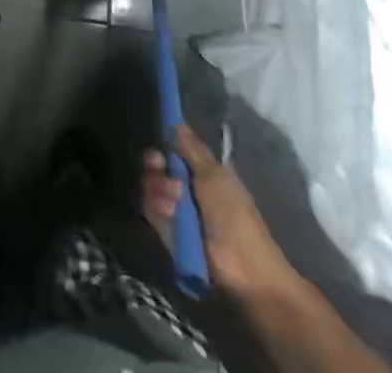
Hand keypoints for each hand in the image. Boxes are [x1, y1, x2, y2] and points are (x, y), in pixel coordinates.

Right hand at [140, 124, 301, 298]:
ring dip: (159, 191)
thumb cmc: (235, 217)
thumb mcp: (215, 177)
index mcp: (203, 172)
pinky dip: (157, 209)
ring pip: (150, 186)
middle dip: (156, 168)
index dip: (164, 147)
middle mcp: (186, 187)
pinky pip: (150, 209)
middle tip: (160, 171)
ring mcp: (175, 208)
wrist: (242, 268)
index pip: (174, 151)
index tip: (161, 148)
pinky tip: (169, 215)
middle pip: (157, 167)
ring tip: (174, 204)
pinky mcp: (166, 228)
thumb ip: (192, 150)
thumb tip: (176, 122)